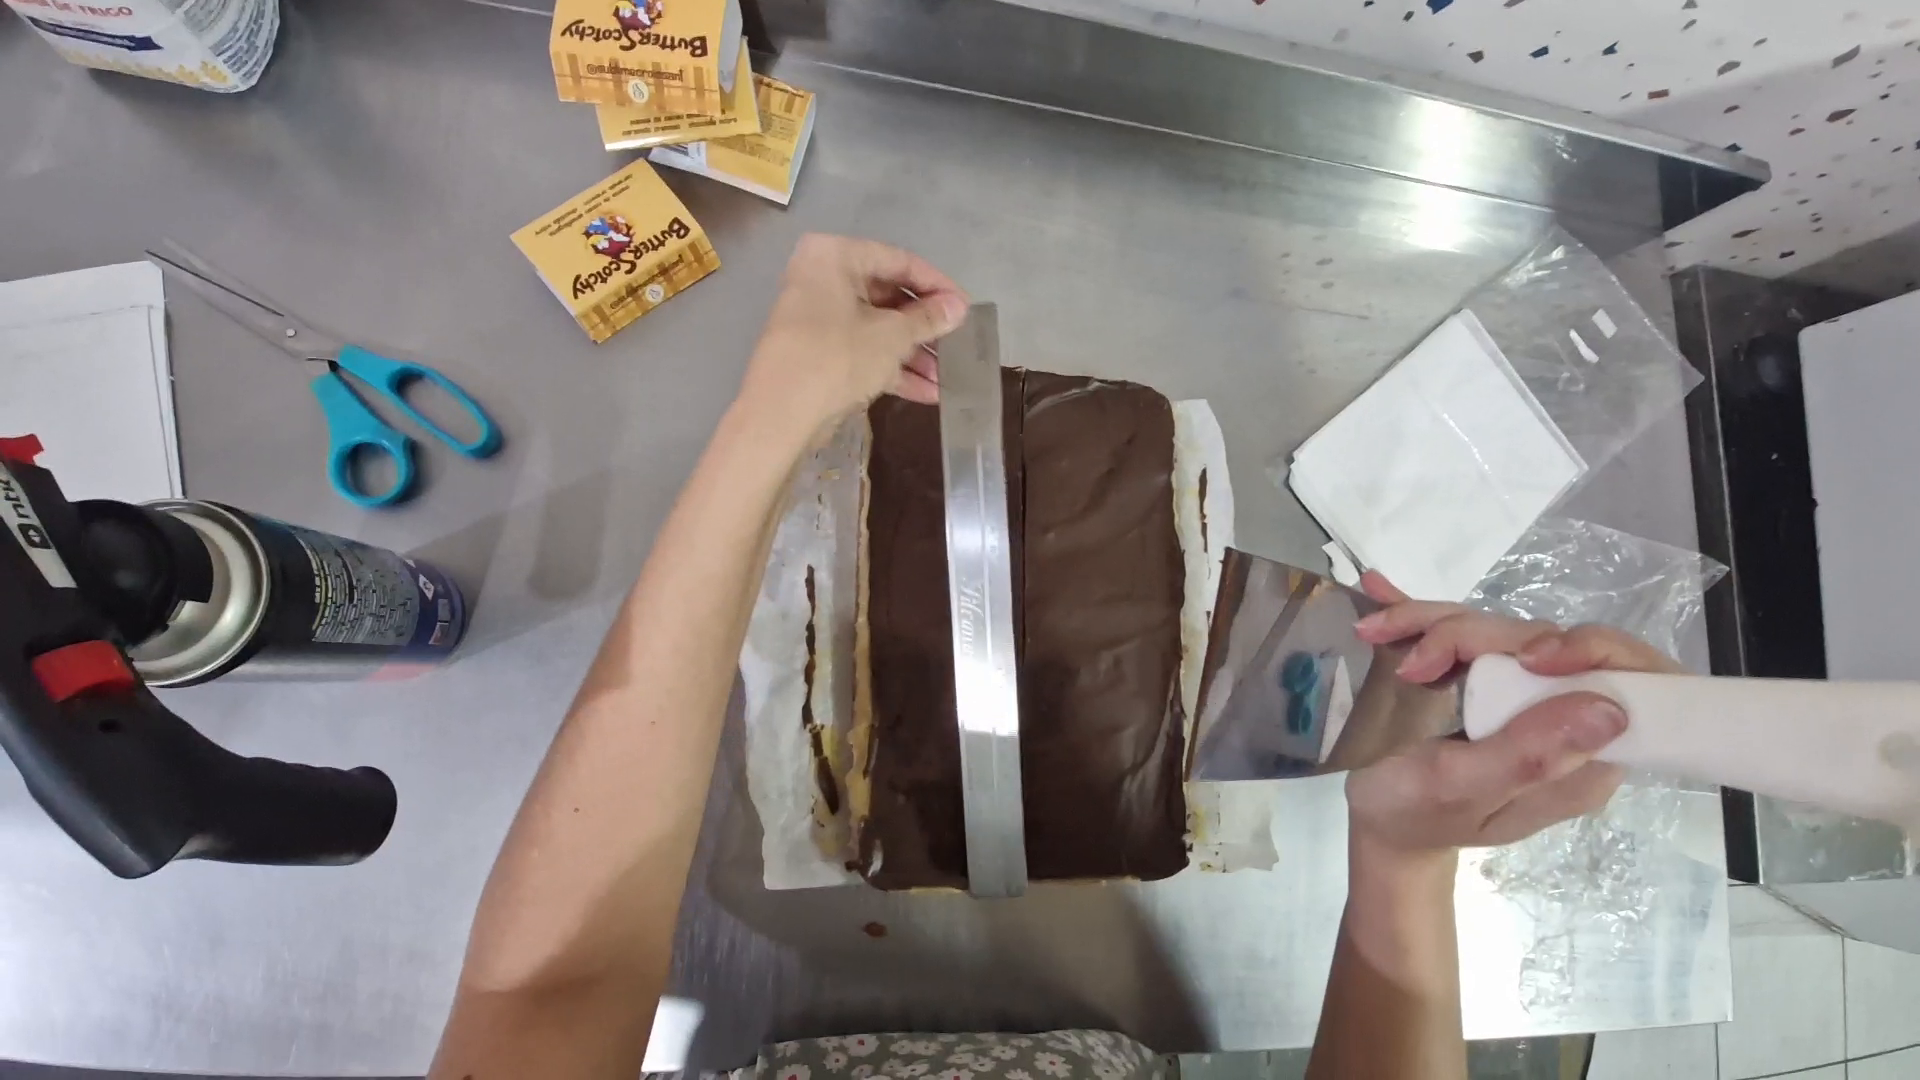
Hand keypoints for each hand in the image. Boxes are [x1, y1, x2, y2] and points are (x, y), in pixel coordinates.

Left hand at [737, 234, 968, 444]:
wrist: (781, 413)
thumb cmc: (838, 357)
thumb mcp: (891, 336)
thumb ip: (928, 319)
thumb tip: (959, 307)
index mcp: (836, 256)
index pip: (900, 261)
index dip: (938, 287)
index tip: (966, 309)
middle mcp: (823, 278)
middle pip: (889, 297)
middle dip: (925, 329)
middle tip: (958, 345)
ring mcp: (819, 317)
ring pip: (877, 328)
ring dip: (914, 355)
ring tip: (947, 378)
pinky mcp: (818, 352)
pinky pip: (863, 351)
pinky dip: (892, 369)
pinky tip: (927, 393)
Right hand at [1342, 572, 1676, 861]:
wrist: (1374, 822)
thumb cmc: (1410, 813)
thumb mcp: (1456, 787)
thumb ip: (1526, 755)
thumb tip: (1610, 709)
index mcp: (1581, 758)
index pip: (1628, 682)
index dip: (1589, 649)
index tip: (1525, 656)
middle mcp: (1562, 722)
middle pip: (1542, 641)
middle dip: (1470, 635)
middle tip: (1410, 668)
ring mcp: (1519, 698)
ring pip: (1496, 631)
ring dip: (1429, 622)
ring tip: (1374, 633)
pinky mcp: (1483, 683)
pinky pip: (1463, 635)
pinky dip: (1420, 612)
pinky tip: (1380, 591)